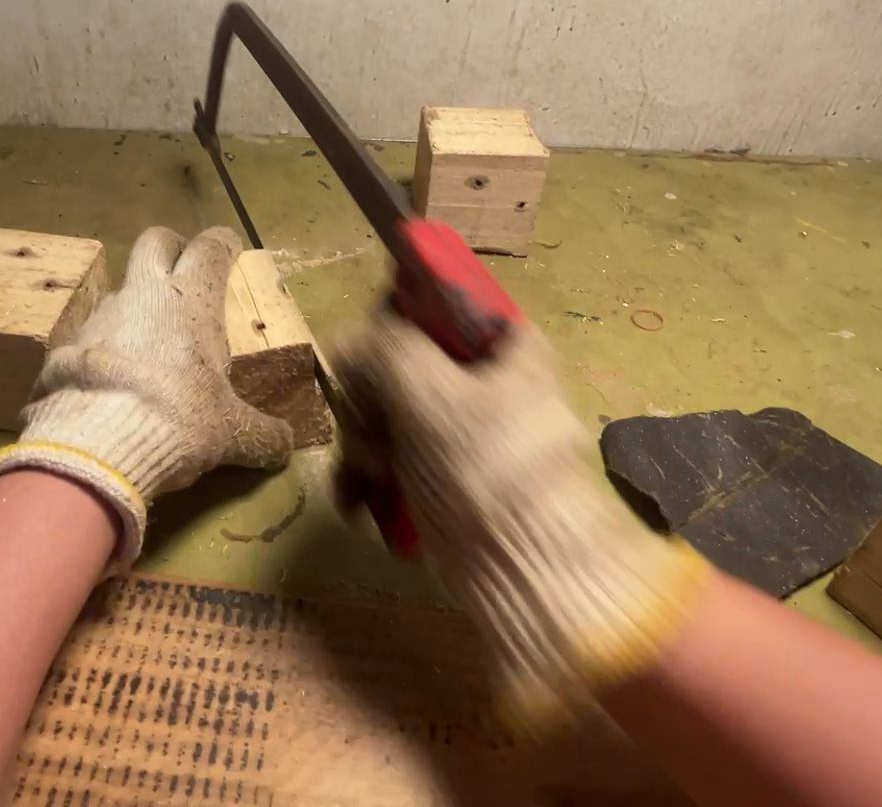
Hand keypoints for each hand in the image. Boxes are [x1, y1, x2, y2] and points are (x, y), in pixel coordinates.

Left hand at [0, 226, 293, 568]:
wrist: (95, 444)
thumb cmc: (181, 421)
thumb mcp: (232, 433)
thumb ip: (261, 434)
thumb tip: (286, 447)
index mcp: (192, 302)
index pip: (210, 249)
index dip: (222, 244)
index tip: (229, 249)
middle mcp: (145, 296)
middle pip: (155, 242)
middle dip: (171, 248)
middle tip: (183, 272)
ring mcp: (101, 317)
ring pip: (122, 290)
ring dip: (138, 308)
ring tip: (150, 347)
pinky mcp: (66, 347)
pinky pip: (93, 336)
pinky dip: (108, 350)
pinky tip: (115, 384)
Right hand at [332, 311, 713, 732]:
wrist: (532, 579)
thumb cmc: (489, 472)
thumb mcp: (430, 393)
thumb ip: (382, 349)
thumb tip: (349, 343)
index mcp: (504, 343)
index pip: (431, 303)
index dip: (391, 326)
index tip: (369, 362)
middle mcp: (489, 378)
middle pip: (400, 363)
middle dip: (370, 405)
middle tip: (369, 437)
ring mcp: (469, 431)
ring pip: (391, 412)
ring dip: (365, 447)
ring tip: (365, 484)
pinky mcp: (452, 476)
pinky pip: (400, 457)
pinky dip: (375, 478)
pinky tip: (359, 505)